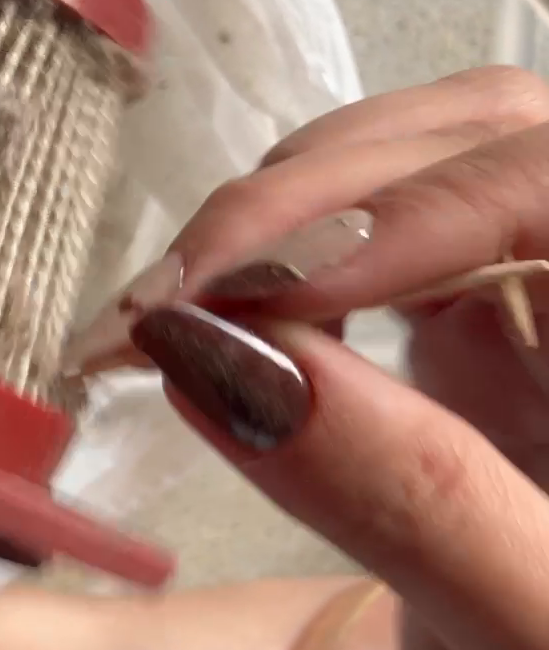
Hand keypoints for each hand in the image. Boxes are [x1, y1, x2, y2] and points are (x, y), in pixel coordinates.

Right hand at [84, 66, 548, 649]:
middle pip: (493, 143)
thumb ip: (417, 506)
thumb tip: (225, 363)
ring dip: (261, 229)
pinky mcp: (469, 369)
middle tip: (168, 294)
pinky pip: (355, 271)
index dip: (417, 202)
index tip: (247, 290)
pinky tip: (193, 326)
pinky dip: (252, 281)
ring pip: (409, 184)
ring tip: (157, 312)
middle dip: (304, 198)